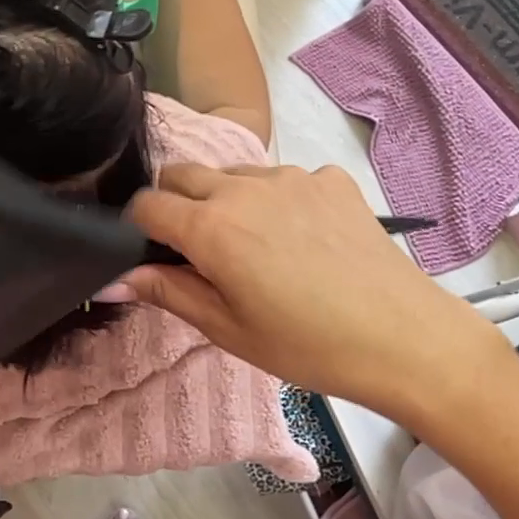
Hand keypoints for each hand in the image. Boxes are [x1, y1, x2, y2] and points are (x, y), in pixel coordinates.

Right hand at [121, 164, 509, 424]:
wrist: (406, 339)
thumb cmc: (308, 345)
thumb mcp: (228, 329)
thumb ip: (168, 293)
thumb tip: (112, 280)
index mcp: (211, 227)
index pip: (146, 205)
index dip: (138, 228)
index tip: (151, 253)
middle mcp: (244, 187)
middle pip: (182, 174)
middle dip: (175, 203)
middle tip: (197, 250)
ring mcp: (292, 177)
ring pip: (233, 172)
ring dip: (226, 198)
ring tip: (256, 246)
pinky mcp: (331, 179)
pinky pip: (285, 178)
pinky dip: (278, 200)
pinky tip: (303, 239)